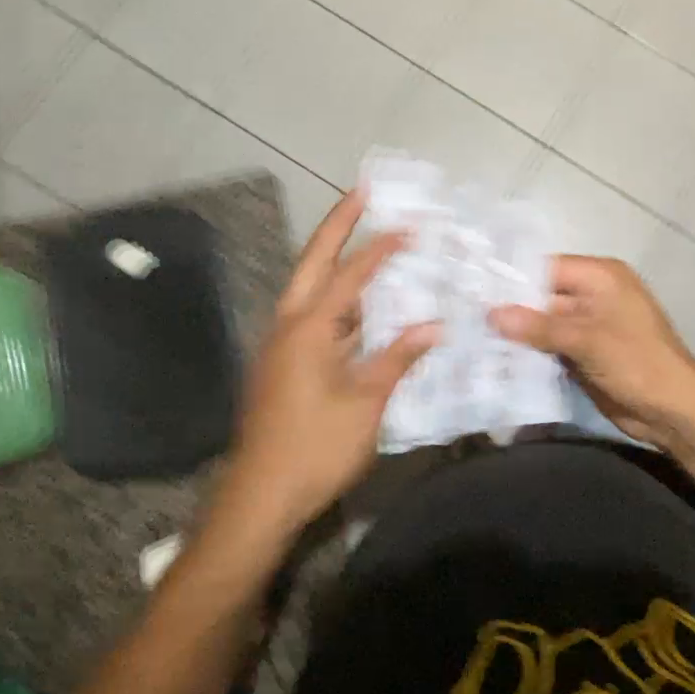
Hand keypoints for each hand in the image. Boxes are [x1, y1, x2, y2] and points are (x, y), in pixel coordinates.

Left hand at [223, 191, 439, 529]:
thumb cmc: (315, 448)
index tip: (410, 225)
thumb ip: (398, 358)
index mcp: (307, 330)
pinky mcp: (285, 368)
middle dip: (337, 227)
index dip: (381, 249)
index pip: (349, 276)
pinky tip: (364, 308)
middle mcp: (289, 327)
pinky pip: (314, 320)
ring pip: (310, 292)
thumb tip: (435, 325)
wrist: (260, 499)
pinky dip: (339, 303)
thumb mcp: (366, 403)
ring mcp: (283, 348)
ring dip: (336, 264)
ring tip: (366, 240)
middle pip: (313, 264)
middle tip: (362, 194)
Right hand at [490, 257, 694, 446]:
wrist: (673, 410)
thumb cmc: (636, 362)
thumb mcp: (586, 340)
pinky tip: (495, 360)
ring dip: (515, 334)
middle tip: (462, 316)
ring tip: (470, 338)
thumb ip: (538, 326)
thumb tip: (490, 313)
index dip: (510, 278)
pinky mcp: (583, 354)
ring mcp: (587, 326)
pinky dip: (528, 353)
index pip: (546, 268)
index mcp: (601, 277)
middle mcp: (592, 295)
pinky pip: (549, 347)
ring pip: (542, 324)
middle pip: (541, 295)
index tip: (471, 288)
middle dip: (508, 309)